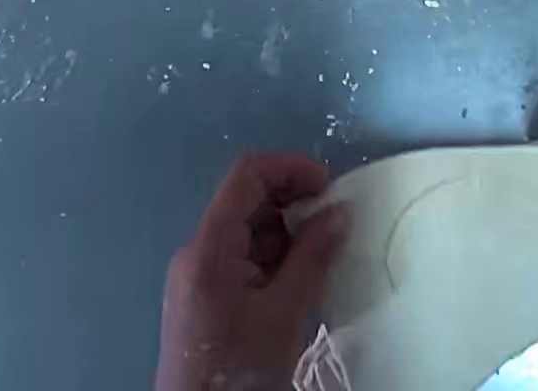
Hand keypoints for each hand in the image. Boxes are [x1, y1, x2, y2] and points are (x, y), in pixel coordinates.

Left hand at [156, 153, 349, 390]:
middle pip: (245, 198)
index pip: (246, 175)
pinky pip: (240, 255)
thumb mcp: (285, 316)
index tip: (327, 184)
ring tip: (321, 251)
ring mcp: (197, 272)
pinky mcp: (203, 294)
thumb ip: (313, 256)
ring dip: (285, 230)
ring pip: (245, 228)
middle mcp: (197, 249)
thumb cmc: (240, 376)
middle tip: (331, 218)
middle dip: (291, 199)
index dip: (288, 168)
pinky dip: (272, 255)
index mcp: (209, 245)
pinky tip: (298, 275)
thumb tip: (341, 210)